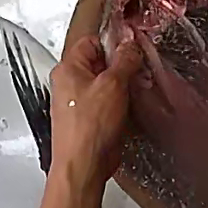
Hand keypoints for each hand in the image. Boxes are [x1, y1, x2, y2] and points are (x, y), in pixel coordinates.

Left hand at [49, 35, 143, 193]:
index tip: (133, 49)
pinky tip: (132, 109)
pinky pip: (108, 105)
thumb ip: (124, 61)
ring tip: (138, 91)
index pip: (91, 42)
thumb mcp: (113, 84)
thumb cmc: (88, 128)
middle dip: (122, 67)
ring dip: (124, 88)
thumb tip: (130, 47)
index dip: (113, 44)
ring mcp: (79, 104)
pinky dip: (121, 105)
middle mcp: (70, 85)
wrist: (84, 165)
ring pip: (106, 86)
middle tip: (139, 72)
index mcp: (68, 69)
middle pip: (100, 64)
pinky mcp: (90, 121)